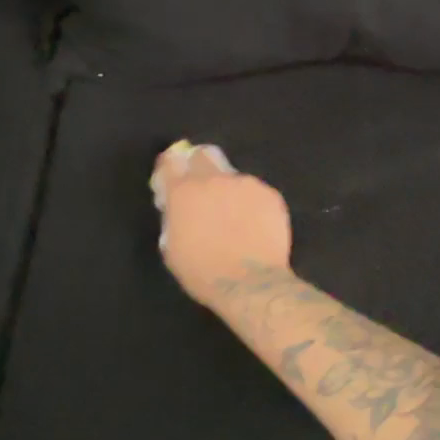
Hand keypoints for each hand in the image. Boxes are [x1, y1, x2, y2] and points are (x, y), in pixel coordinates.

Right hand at [151, 141, 292, 310]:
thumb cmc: (203, 272)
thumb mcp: (172, 248)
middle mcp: (214, 179)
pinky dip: (250, 203)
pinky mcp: (270, 194)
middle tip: (203, 192)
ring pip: (232, 176)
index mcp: (183, 192)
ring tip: (234, 218)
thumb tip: (176, 205)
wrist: (251, 283)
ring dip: (228, 191)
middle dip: (199, 167)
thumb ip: (173, 217)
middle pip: (203, 155)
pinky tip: (254, 226)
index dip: (169, 168)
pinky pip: (255, 192)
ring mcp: (246, 184)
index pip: (170, 161)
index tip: (172, 179)